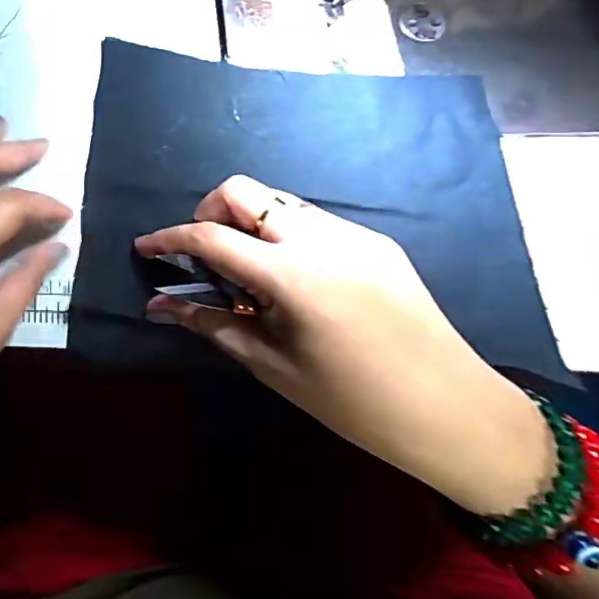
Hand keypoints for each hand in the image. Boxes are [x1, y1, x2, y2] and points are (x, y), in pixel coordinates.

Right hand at [135, 175, 552, 514]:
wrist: (451, 408)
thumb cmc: (352, 403)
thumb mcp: (273, 366)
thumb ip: (212, 325)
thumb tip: (160, 306)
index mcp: (292, 276)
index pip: (212, 237)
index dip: (170, 238)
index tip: (147, 247)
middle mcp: (320, 238)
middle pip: (243, 190)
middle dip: (210, 213)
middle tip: (207, 257)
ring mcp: (352, 233)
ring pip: (279, 201)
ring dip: (250, 222)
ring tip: (252, 274)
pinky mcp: (375, 240)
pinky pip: (314, 220)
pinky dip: (286, 235)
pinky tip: (296, 279)